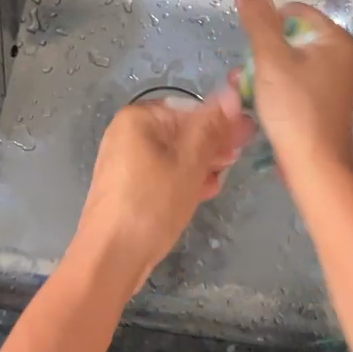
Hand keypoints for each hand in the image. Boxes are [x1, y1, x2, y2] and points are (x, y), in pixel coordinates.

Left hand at [69, 87, 253, 290]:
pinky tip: (200, 194)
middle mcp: (128, 131)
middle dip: (210, 146)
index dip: (219, 125)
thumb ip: (212, 127)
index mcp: (139, 117)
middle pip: (181, 130)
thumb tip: (233, 93)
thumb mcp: (189, 163)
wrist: (110, 258)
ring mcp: (125, 159)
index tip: (242, 143)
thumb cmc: (152, 203)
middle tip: (232, 165)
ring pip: (173, 154)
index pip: (190, 108)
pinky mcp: (127, 184)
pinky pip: (161, 172)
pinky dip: (181, 180)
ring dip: (199, 166)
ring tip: (216, 183)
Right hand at [231, 0, 352, 177]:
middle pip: (290, 37)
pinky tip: (258, 103)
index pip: (295, 11)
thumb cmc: (296, 108)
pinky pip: (294, 83)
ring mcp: (334, 82)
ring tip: (246, 90)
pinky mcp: (324, 103)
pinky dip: (275, 89)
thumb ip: (258, 19)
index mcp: (336, 40)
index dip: (268, 25)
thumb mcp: (271, 59)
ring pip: (288, 62)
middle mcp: (341, 57)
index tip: (254, 49)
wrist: (316, 168)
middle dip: (262, 52)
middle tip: (246, 73)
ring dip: (262, 72)